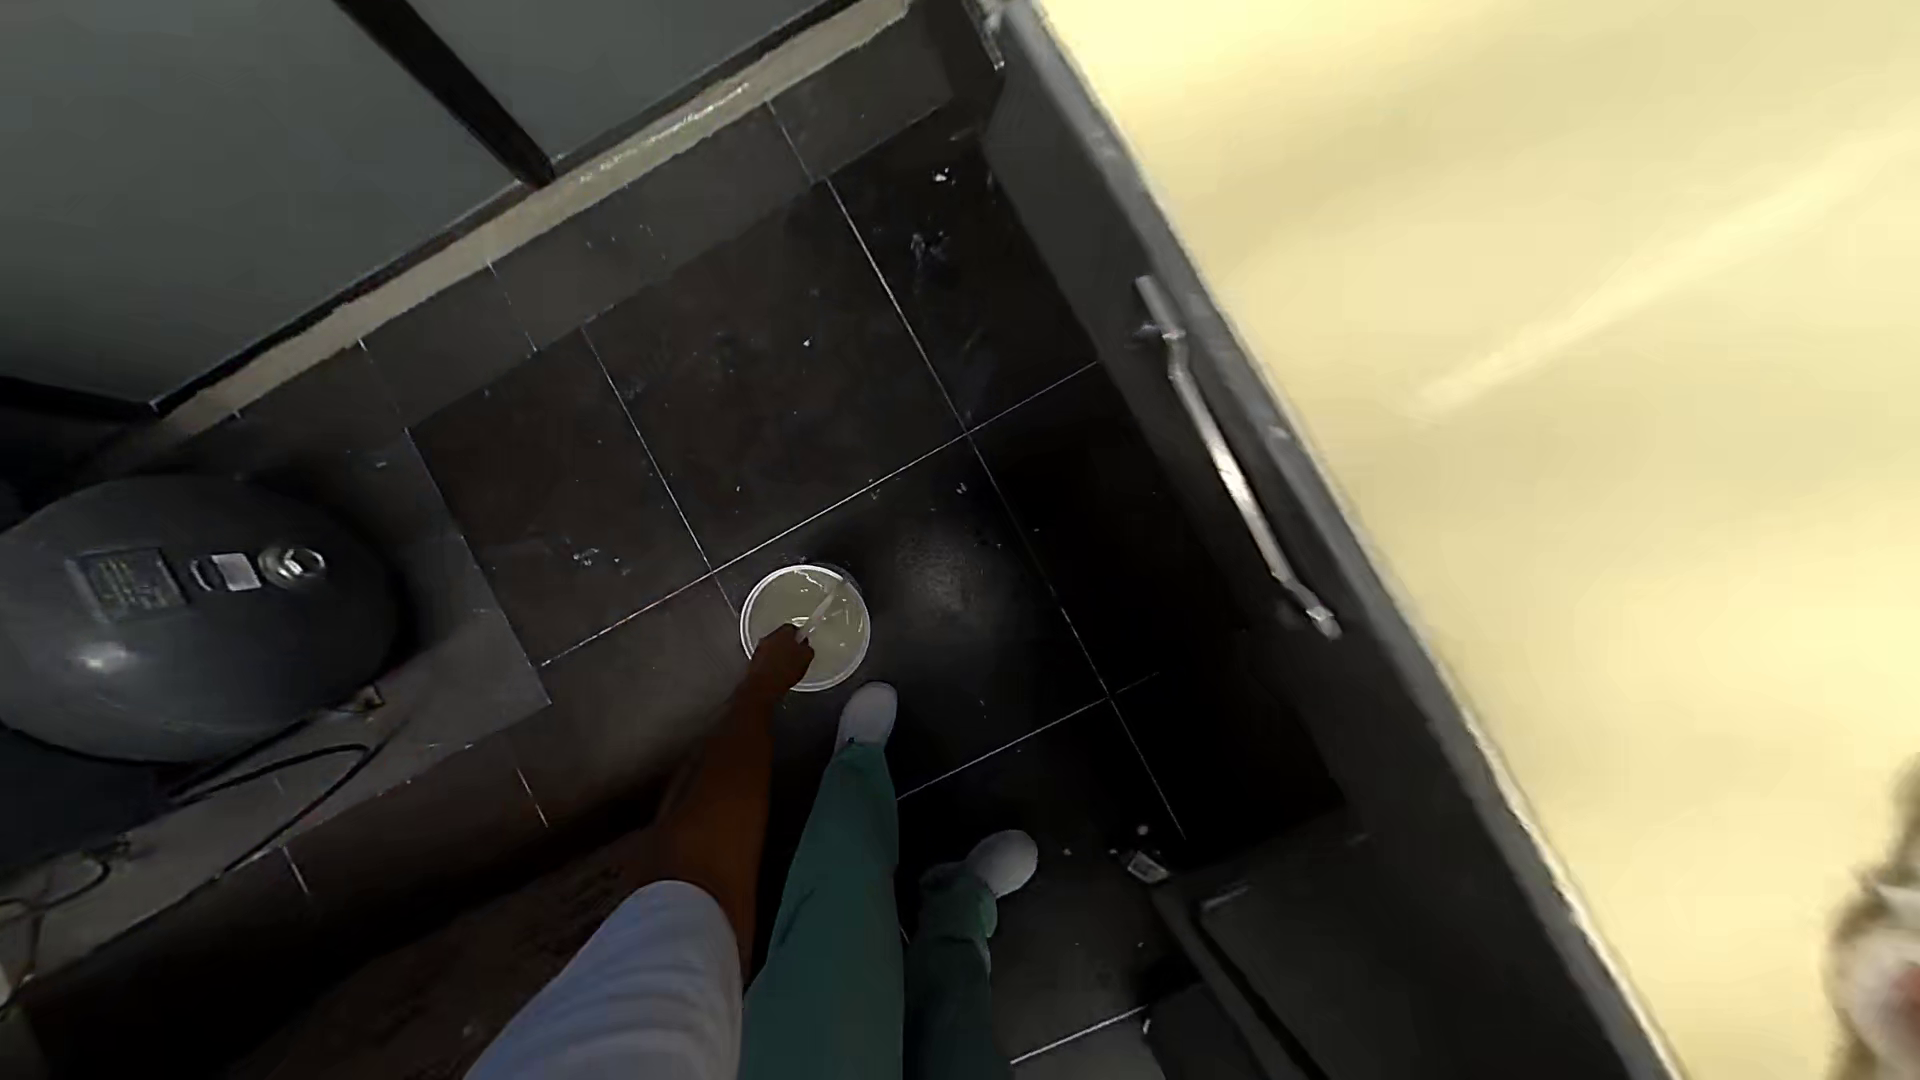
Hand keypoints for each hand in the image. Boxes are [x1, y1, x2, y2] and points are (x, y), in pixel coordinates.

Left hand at [745, 624, 813, 695]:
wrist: (764, 686)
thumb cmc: (786, 670)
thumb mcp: (806, 658)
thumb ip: (807, 648)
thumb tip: (806, 646)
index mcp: (783, 632)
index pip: (792, 628)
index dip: (798, 635)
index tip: (802, 642)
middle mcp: (769, 637)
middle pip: (781, 636)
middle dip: (787, 643)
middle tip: (795, 654)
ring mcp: (759, 648)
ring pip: (772, 646)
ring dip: (778, 652)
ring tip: (786, 665)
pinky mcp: (753, 660)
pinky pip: (765, 657)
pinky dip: (771, 661)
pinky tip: (777, 671)